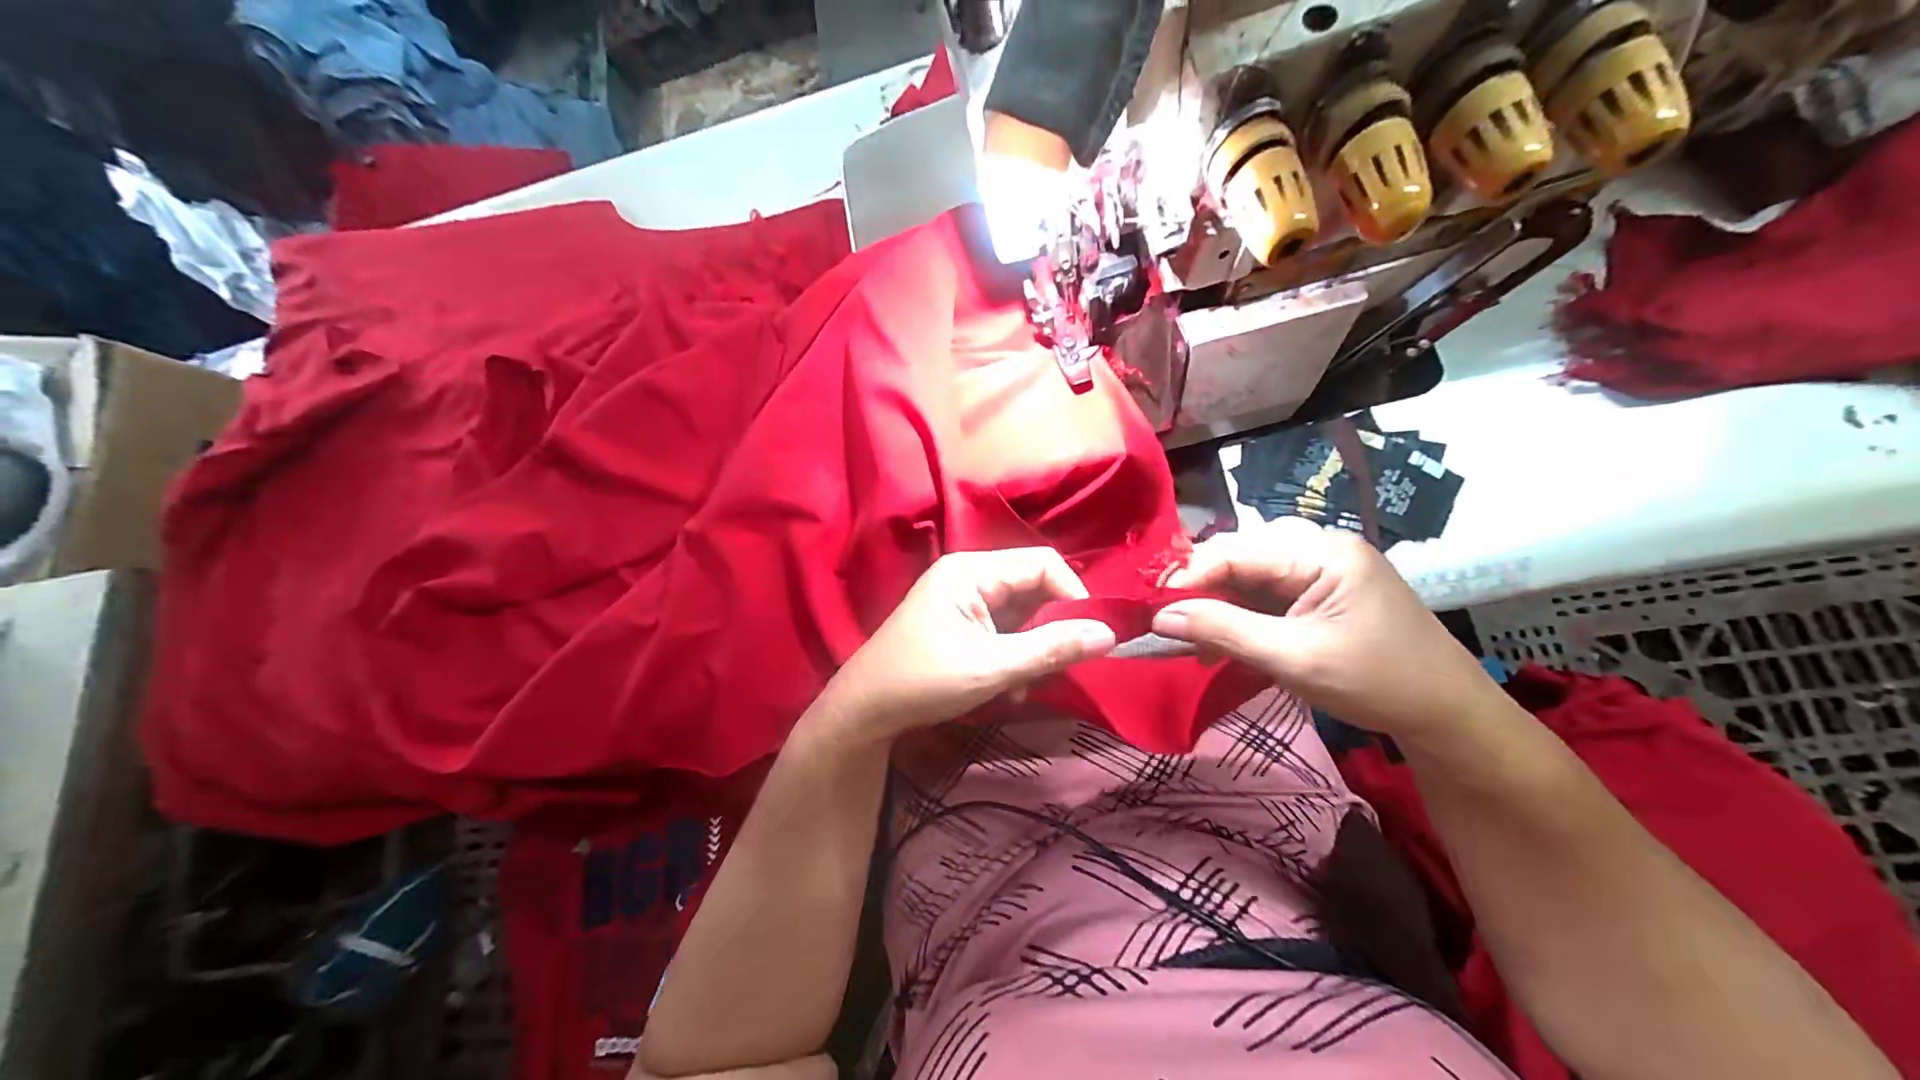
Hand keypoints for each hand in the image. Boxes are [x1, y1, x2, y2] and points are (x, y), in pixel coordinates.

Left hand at [817, 548, 1116, 743]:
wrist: (863, 711)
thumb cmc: (922, 682)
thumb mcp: (991, 667)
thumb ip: (1051, 649)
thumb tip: (1110, 635)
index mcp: (970, 571)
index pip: (1042, 564)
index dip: (1073, 595)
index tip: (1091, 637)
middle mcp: (969, 576)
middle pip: (1034, 587)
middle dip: (1052, 629)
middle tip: (1059, 667)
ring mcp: (964, 600)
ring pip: (1024, 613)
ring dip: (1034, 649)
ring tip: (1023, 684)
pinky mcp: (962, 624)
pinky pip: (1006, 630)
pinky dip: (1016, 656)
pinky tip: (1008, 687)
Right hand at [1149, 519, 1502, 740]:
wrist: (1447, 715)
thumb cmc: (1376, 682)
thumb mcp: (1293, 657)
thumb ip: (1223, 631)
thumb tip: (1158, 617)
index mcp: (1323, 551)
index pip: (1237, 550)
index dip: (1189, 575)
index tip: (1151, 607)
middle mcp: (1320, 548)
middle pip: (1240, 556)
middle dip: (1201, 589)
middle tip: (1167, 623)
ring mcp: (1322, 569)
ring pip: (1248, 575)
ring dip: (1217, 605)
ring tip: (1192, 637)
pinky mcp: (1321, 592)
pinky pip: (1265, 593)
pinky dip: (1239, 616)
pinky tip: (1221, 639)